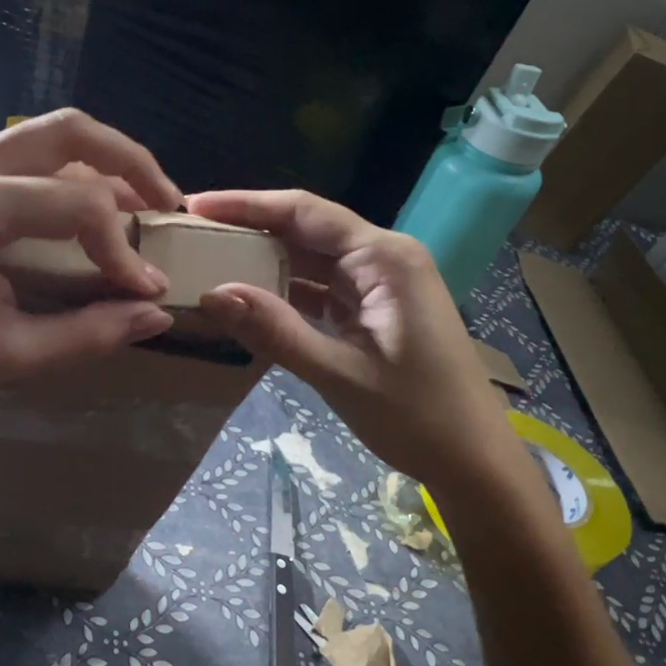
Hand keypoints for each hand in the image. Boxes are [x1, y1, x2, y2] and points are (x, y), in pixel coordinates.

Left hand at [0, 110, 183, 483]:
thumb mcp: (10, 355)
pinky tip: (86, 211)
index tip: (145, 289)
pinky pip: (20, 157)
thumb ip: (89, 332)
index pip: (77, 203)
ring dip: (100, 163)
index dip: (123, 246)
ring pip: (45, 135)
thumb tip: (157, 314)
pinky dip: (65, 175)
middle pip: (68, 131)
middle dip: (130, 163)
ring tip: (139, 205)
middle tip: (167, 204)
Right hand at [189, 190, 520, 487]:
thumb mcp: (339, 374)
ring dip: (264, 263)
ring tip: (208, 262)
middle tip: (190, 236)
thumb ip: (275, 330)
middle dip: (249, 230)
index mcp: (384, 258)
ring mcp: (381, 285)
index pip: (304, 212)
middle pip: (306, 230)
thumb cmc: (417, 416)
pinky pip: (322, 290)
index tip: (194, 206)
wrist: (474, 461)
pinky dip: (285, 293)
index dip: (246, 204)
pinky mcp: (376, 311)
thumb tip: (212, 293)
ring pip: (312, 261)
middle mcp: (384, 258)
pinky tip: (247, 300)